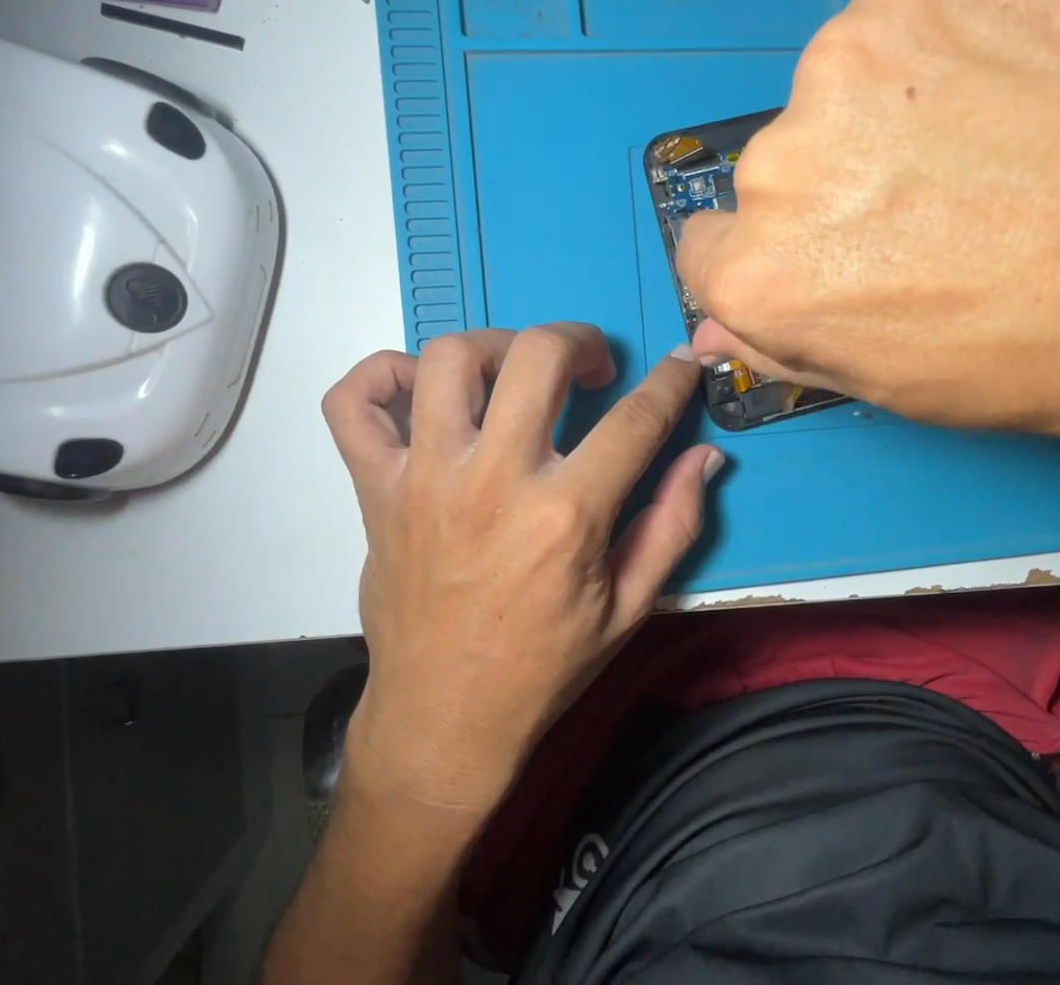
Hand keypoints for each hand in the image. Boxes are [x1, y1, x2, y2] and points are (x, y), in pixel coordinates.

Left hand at [322, 325, 721, 813]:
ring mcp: (424, 478)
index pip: (635, 419)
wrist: (444, 717)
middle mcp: (492, 480)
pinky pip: (353, 402)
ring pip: (448, 359)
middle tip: (591, 369)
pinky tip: (422, 390)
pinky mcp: (375, 489)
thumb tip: (705, 457)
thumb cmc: (543, 667)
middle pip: (537, 356)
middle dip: (580, 342)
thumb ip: (673, 525)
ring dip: (494, 347)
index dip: (671, 381)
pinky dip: (381, 374)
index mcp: (565, 515)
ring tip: (514, 375)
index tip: (682, 365)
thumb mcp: (630, 608)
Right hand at [675, 0, 1059, 461]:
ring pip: (843, 85)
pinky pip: (907, 8)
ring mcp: (856, 55)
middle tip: (938, 209)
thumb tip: (732, 314)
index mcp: (771, 274)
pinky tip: (1023, 89)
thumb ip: (796, 338)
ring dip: (898, 111)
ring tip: (1000, 150)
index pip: (710, 250)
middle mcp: (789, 161)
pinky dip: (951, 42)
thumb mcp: (905, 383)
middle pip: (778, 165)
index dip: (777, 256)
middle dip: (843, 188)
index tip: (827, 249)